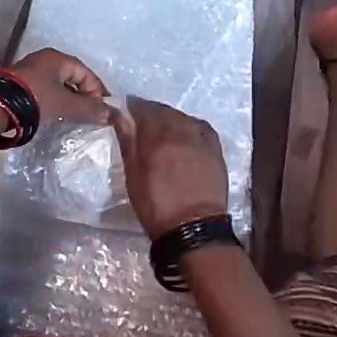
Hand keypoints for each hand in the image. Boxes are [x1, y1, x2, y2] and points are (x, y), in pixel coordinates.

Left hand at [8, 48, 110, 125]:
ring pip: (56, 83)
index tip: (100, 109)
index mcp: (57, 58)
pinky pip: (44, 89)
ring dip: (67, 98)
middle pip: (71, 76)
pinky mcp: (19, 83)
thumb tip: (110, 114)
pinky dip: (53, 100)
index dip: (96, 90)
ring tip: (73, 115)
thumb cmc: (37, 99)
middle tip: (88, 113)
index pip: (85, 72)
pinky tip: (54, 113)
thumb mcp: (65, 104)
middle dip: (82, 94)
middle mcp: (43, 59)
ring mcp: (29, 70)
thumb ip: (89, 108)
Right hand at [111, 97, 229, 238]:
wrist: (194, 228)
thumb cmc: (156, 205)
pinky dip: (190, 127)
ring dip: (170, 119)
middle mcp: (181, 131)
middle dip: (151, 113)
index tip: (124, 113)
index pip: (143, 108)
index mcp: (157, 136)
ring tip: (162, 132)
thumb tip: (121, 115)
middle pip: (164, 111)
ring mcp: (201, 139)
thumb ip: (128, 142)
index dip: (132, 108)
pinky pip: (201, 128)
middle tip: (141, 124)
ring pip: (183, 118)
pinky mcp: (216, 150)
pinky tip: (185, 135)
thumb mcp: (133, 175)